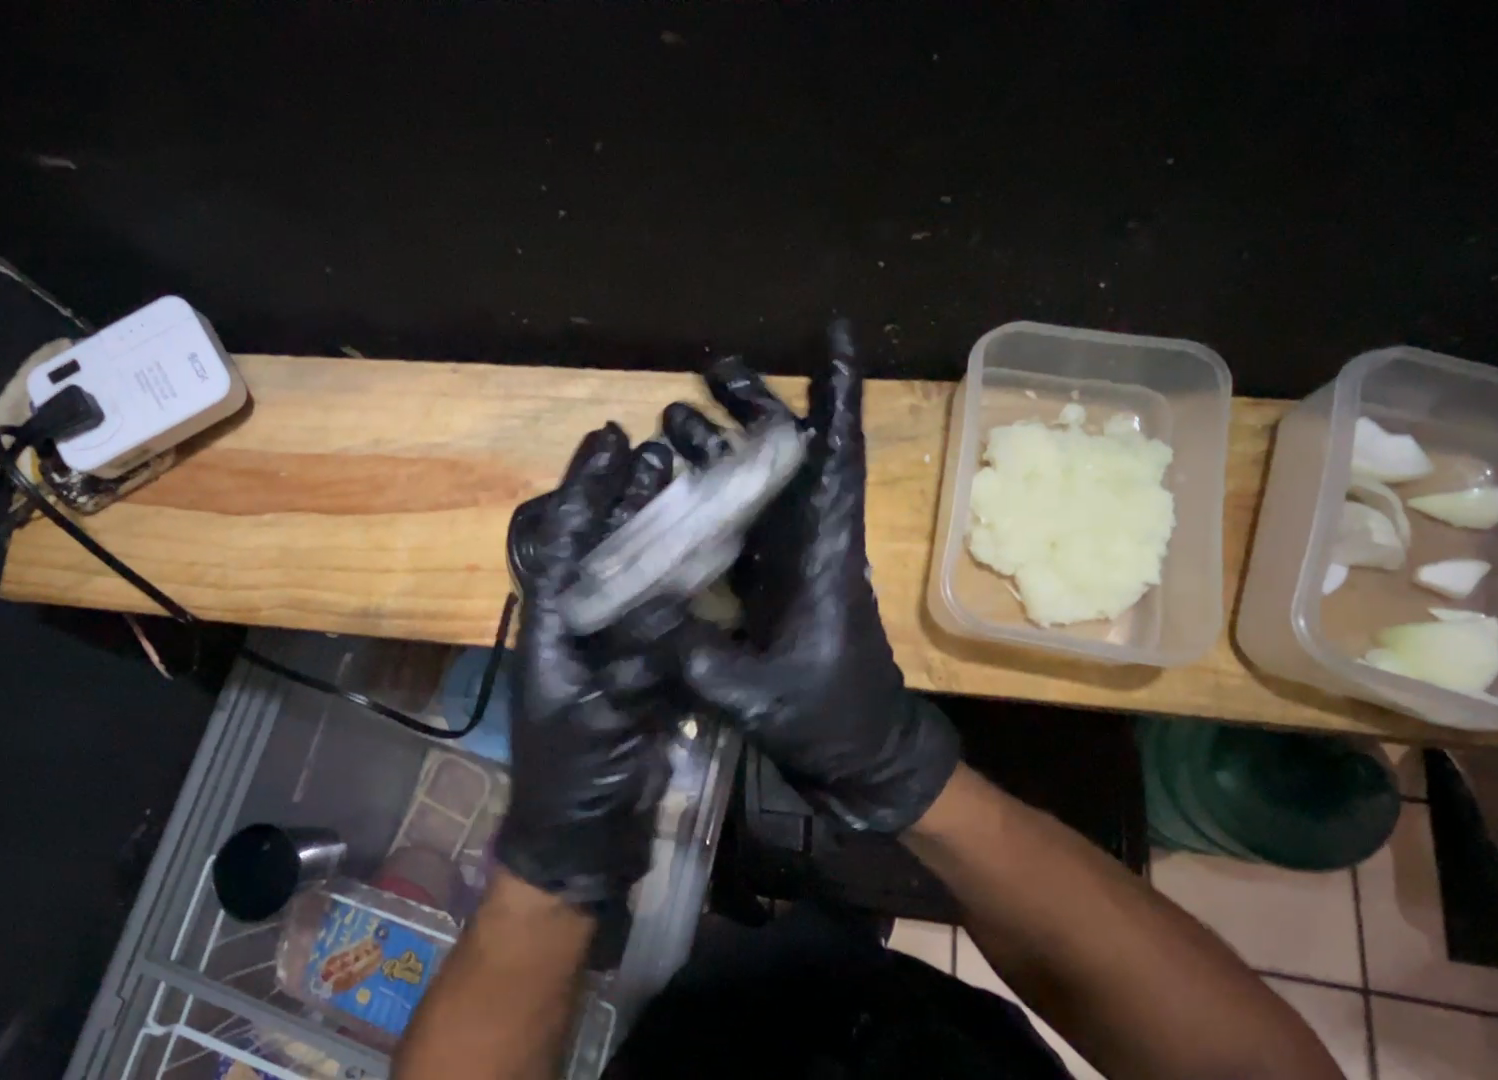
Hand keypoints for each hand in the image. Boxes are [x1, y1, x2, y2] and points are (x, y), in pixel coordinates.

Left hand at [495, 423, 678, 907]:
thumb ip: (627, 664)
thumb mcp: (596, 718)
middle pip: (597, 543)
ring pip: (627, 570)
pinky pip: (654, 608)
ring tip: (677, 481)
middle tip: (655, 452)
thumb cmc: (575, 777)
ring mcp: (605, 645)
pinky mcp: (635, 667)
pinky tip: (700, 551)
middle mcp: (575, 623)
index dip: (584, 487)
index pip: (563, 539)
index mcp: (551, 625)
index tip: (607, 439)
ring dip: (648, 525)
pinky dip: (675, 576)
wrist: (580, 838)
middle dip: (621, 496)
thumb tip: (660, 607)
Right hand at [658, 320, 959, 832]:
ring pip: (757, 484)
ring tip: (673, 416)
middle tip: (709, 369)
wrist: (859, 755)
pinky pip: (736, 523)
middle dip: (755, 405)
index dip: (838, 394)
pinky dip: (707, 496)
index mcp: (824, 551)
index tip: (834, 334)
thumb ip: (698, 658)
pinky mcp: (769, 582)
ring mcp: (787, 559)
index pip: (836, 456)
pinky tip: (671, 485)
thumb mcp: (760, 695)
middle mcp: (808, 540)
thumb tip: (638, 617)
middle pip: (787, 455)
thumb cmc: (829, 719)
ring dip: (722, 447)